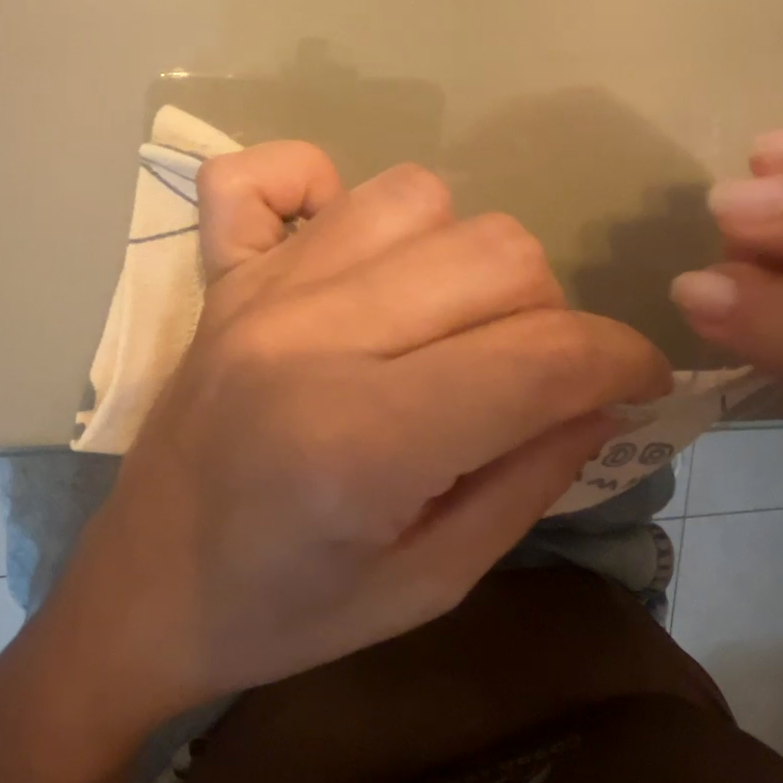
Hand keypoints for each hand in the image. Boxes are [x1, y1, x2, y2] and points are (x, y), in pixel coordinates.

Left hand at [57, 144, 669, 714]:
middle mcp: (309, 336)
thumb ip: (528, 481)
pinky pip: (273, 171)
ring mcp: (258, 290)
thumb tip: (602, 394)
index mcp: (359, 440)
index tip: (640, 381)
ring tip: (444, 321)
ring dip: (461, 255)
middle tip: (531, 375)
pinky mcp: (221, 274)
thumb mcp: (428, 584)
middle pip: (494, 254)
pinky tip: (348, 252)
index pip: (540, 355)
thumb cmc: (285, 611)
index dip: (621, 359)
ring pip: (415, 196)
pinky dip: (325, 186)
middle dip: (550, 314)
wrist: (142, 593)